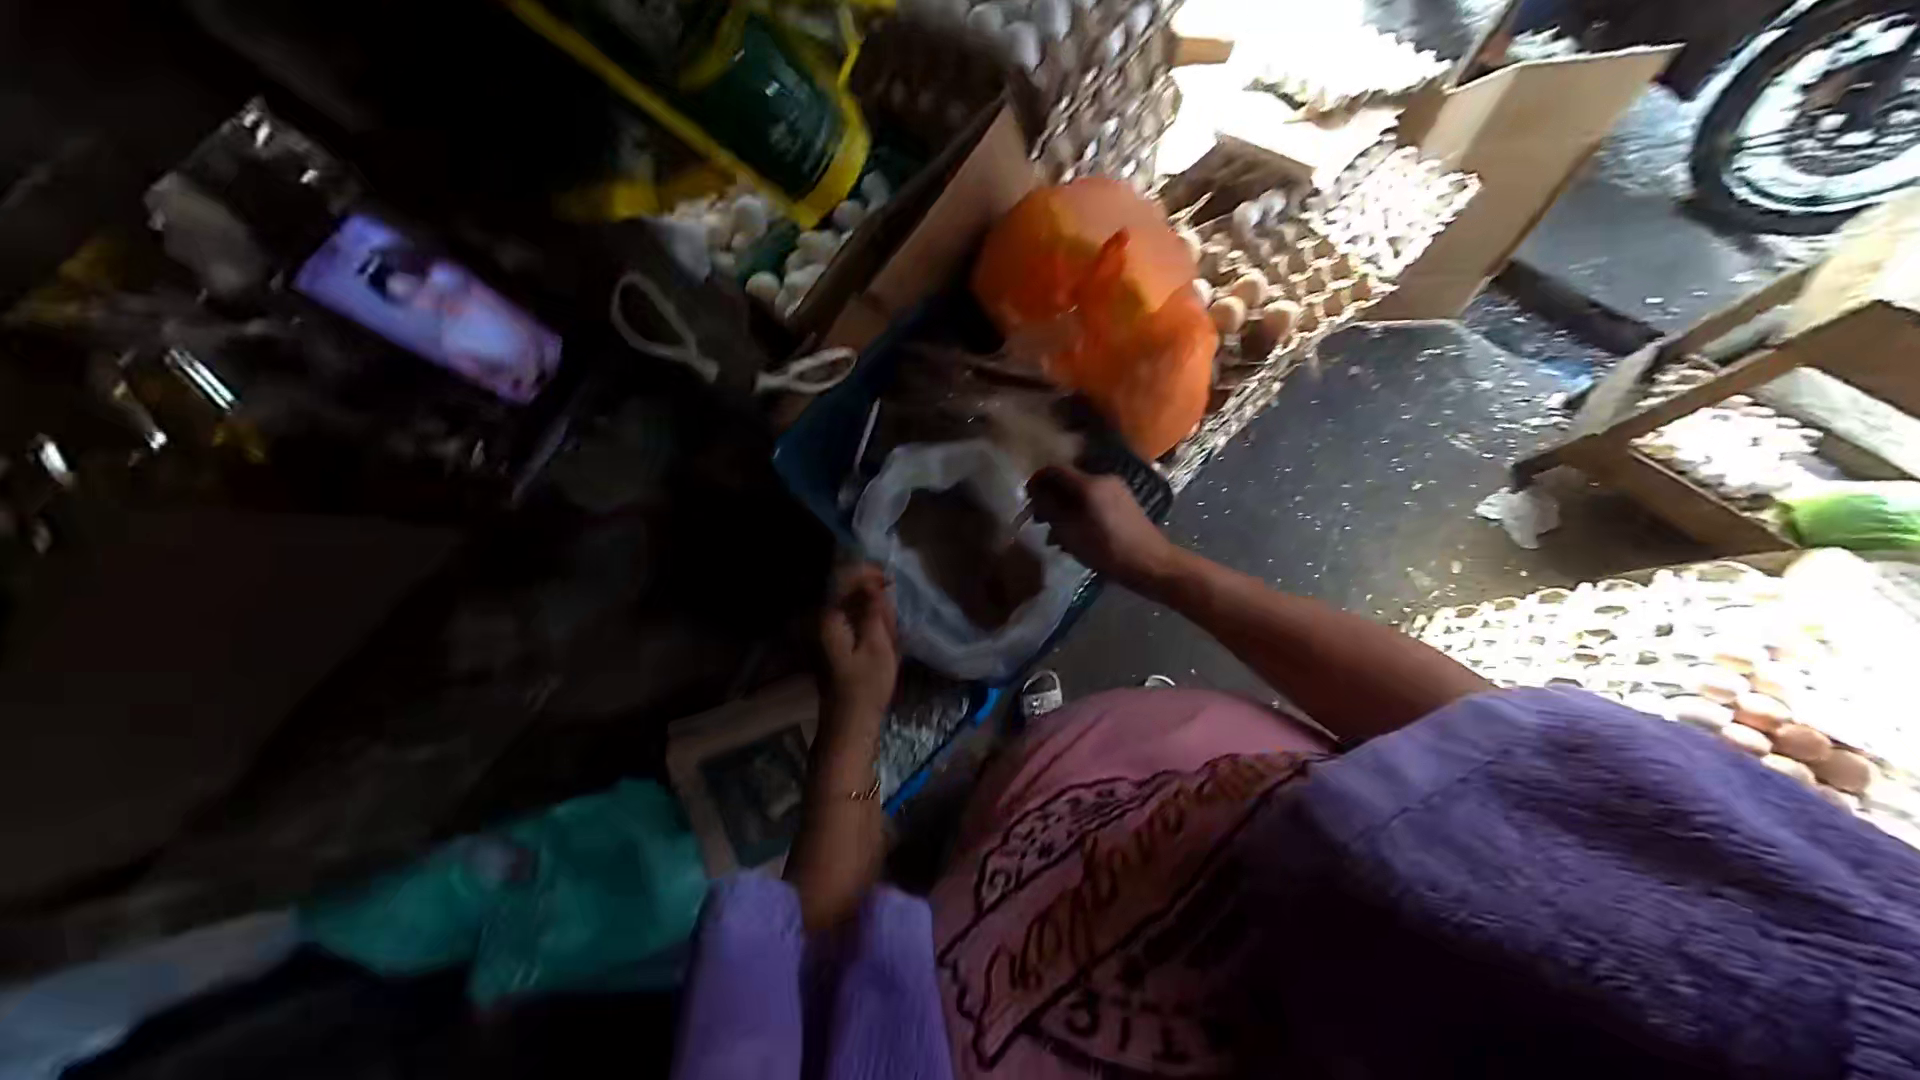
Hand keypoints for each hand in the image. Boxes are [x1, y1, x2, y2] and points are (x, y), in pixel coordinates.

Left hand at [819, 562, 898, 725]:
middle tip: (892, 625)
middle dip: (876, 602)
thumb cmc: (866, 687)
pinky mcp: (840, 645)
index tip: (890, 578)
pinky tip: (886, 645)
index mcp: (831, 619)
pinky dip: (874, 628)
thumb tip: (874, 584)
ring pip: (858, 609)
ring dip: (877, 617)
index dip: (868, 573)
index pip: (845, 580)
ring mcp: (832, 633)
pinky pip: (858, 624)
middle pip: (852, 593)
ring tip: (890, 640)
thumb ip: (874, 611)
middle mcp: (826, 621)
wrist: (850, 724)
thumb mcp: (878, 645)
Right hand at [1028, 465, 1177, 589]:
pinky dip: (1080, 513)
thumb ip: (1050, 509)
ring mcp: (1116, 490)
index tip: (1026, 498)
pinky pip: (1094, 501)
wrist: (1151, 564)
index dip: (1036, 481)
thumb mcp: (1070, 532)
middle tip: (1039, 519)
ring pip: (1080, 494)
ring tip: (1056, 534)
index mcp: (1089, 483)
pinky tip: (1076, 536)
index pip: (1054, 469)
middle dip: (1050, 498)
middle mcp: (1103, 479)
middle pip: (1068, 481)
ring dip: (1065, 509)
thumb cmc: (1106, 549)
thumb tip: (1037, 495)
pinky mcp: (1124, 503)